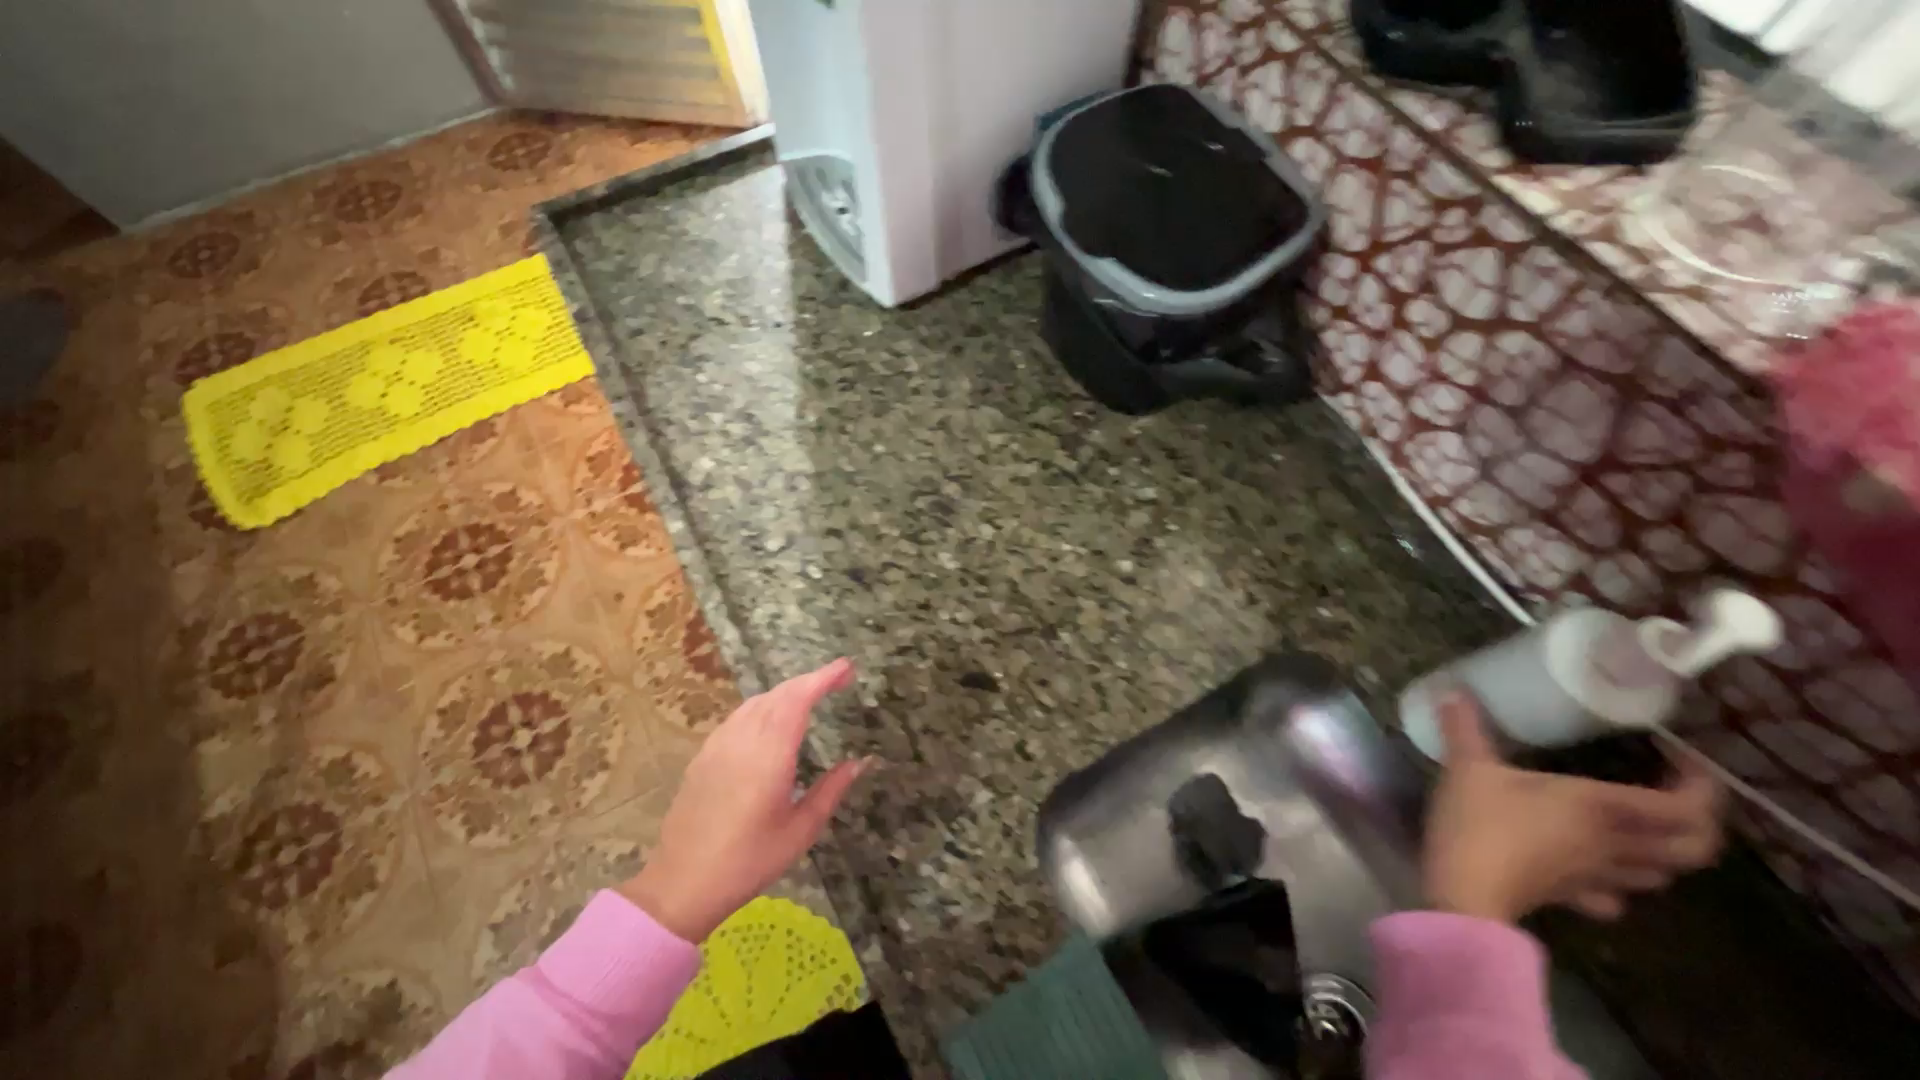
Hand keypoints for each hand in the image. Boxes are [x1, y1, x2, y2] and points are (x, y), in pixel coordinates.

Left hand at [618, 658, 871, 941]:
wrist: (682, 884)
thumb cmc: (750, 861)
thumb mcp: (800, 831)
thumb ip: (831, 790)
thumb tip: (859, 762)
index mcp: (770, 755)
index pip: (798, 699)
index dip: (823, 678)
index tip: (847, 668)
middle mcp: (742, 740)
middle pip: (777, 695)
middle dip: (808, 681)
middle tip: (837, 679)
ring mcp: (718, 745)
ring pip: (755, 703)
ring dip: (784, 692)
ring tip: (809, 696)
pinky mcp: (703, 756)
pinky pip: (737, 717)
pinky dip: (762, 707)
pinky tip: (771, 721)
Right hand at [1422, 691, 1723, 922]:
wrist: (1466, 891)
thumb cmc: (1479, 822)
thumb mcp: (1468, 767)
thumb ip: (1464, 727)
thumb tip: (1451, 691)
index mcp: (1601, 807)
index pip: (1686, 807)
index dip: (1701, 785)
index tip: (1682, 758)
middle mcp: (1614, 844)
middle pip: (1694, 850)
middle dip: (1699, 825)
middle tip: (1676, 796)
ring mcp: (1597, 876)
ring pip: (1660, 875)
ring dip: (1663, 853)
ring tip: (1641, 827)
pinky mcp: (1573, 897)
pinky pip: (1615, 897)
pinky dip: (1619, 885)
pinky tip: (1598, 870)